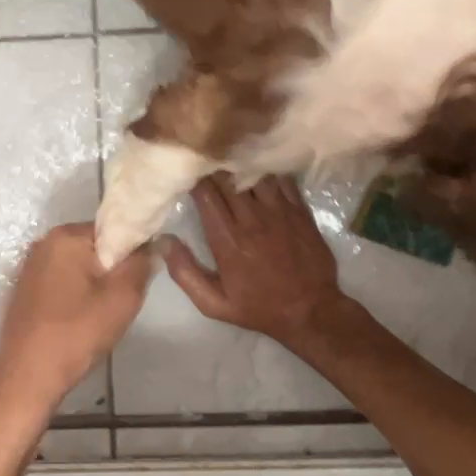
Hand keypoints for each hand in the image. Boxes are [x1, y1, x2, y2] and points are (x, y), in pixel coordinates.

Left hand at [0, 223, 153, 444]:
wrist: (27, 377)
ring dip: (97, 286)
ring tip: (102, 316)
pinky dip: (77, 297)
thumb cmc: (76, 334)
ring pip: (80, 268)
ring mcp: (31, 268)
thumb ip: (142, 263)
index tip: (141, 279)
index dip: (133, 252)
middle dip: (114, 271)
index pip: (114, 229)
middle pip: (96, 248)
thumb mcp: (123, 298)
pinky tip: (81, 322)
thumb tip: (153, 242)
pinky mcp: (25, 291)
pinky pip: (63, 283)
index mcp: (66, 236)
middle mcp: (44, 244)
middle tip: (123, 302)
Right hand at [165, 176, 358, 351]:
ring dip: (240, 167)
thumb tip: (164, 241)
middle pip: (227, 178)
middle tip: (206, 164)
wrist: (311, 310)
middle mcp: (251, 219)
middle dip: (213, 168)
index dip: (194, 180)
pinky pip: (281, 179)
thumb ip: (185, 273)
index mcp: (227, 240)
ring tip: (232, 165)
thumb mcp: (213, 303)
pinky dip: (267, 172)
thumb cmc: (258, 307)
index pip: (206, 194)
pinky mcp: (300, 210)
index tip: (188, 176)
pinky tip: (260, 173)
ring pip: (254, 173)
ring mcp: (279, 212)